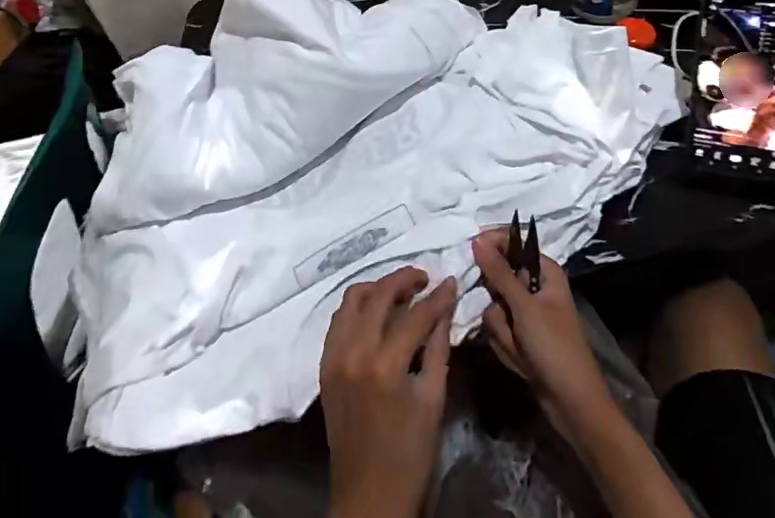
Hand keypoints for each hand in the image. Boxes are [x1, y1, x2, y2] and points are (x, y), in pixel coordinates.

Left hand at [320, 267, 458, 517]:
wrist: (369, 500)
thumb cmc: (411, 455)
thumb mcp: (434, 399)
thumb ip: (438, 345)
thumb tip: (446, 304)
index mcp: (385, 366)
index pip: (415, 314)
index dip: (437, 296)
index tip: (451, 281)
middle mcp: (353, 354)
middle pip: (378, 295)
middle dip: (404, 279)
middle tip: (425, 279)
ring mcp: (333, 360)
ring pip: (351, 300)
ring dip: (377, 289)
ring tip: (401, 294)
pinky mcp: (323, 368)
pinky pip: (338, 322)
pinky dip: (357, 309)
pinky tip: (377, 315)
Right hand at [471, 229, 615, 439]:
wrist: (571, 402)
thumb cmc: (553, 346)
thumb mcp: (524, 307)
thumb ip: (499, 273)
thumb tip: (478, 239)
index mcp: (545, 271)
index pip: (512, 243)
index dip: (492, 245)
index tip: (470, 250)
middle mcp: (535, 287)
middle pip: (497, 280)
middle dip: (498, 305)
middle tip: (511, 321)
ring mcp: (526, 314)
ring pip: (494, 309)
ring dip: (503, 331)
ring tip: (521, 348)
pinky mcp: (520, 336)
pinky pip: (499, 330)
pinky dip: (505, 345)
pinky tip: (520, 360)